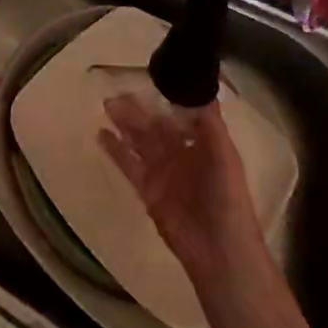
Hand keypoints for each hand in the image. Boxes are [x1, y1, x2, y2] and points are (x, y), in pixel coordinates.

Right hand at [98, 94, 259, 278]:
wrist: (219, 250)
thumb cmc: (226, 198)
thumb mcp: (224, 155)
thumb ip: (209, 122)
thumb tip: (199, 85)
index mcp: (203, 143)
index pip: (182, 114)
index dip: (167, 97)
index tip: (151, 77)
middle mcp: (181, 154)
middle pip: (156, 125)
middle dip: (139, 108)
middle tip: (119, 91)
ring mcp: (162, 171)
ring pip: (139, 140)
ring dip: (125, 123)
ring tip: (107, 105)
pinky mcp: (147, 189)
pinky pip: (128, 164)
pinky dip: (115, 149)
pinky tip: (101, 134)